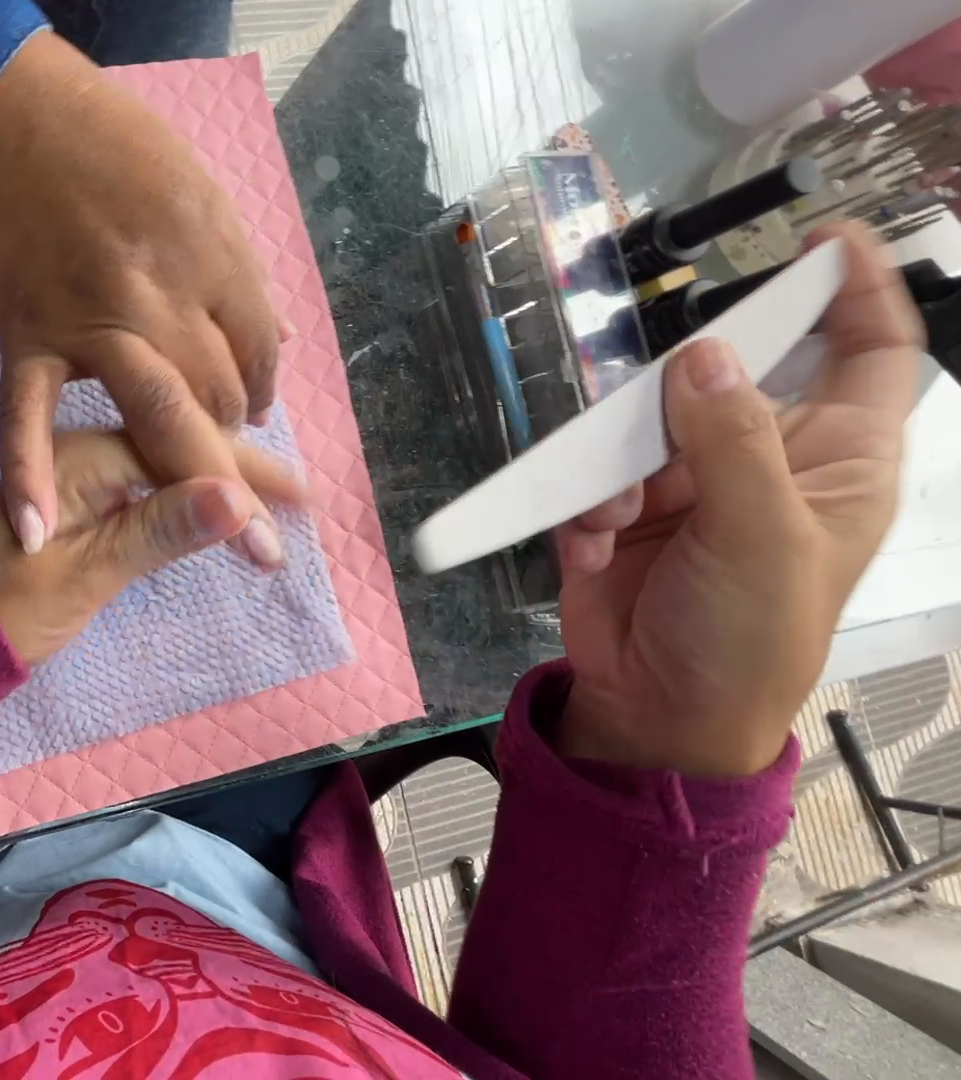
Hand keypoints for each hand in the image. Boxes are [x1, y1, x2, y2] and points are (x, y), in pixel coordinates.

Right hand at [0, 32, 286, 567]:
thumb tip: (278, 338)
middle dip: (238, 451)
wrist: (22, 130)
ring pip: (154, 416)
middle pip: (219, 397)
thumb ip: (240, 275)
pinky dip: (27, 475)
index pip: (259, 350)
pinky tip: (37, 534)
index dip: (263, 391)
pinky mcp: (27, 342)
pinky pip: (25, 418)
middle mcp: (160, 296)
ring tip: (192, 501)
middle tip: (248, 500)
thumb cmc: (120, 155)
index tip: (254, 414)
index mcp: (210, 253)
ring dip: (183, 466)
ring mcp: (89, 325)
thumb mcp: (203, 195)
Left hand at [0, 430, 306, 663]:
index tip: (298, 512)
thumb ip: (159, 530)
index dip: (241, 484)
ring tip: (278, 491)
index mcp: (82, 455)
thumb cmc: (8, 607)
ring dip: (219, 476)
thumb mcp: (88, 573)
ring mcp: (79, 467)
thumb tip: (236, 498)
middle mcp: (82, 447)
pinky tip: (216, 491)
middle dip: (242, 472)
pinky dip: (186, 486)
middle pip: (176, 445)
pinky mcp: (79, 492)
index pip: (179, 451)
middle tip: (305, 494)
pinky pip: (145, 477)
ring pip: (163, 458)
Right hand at [553, 224, 925, 776]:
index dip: (852, 295)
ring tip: (608, 523)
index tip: (817, 242)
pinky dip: (579, 514)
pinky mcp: (614, 518)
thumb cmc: (748, 630)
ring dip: (610, 477)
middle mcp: (754, 464)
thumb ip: (730, 443)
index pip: (864, 355)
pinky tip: (587, 550)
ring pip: (631, 435)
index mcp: (832, 461)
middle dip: (669, 410)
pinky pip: (584, 484)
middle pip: (712, 387)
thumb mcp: (759, 536)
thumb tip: (700, 356)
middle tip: (643, 435)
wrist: (657, 706)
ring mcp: (678, 491)